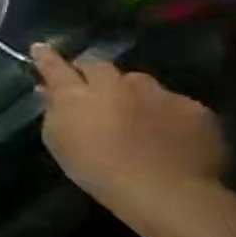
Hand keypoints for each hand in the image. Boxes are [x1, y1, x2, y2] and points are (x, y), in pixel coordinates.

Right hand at [31, 43, 227, 205]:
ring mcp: (160, 95)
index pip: (56, 67)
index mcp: (77, 95)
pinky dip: (164, 109)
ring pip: (139, 81)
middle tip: (90, 88)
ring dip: (131, 90)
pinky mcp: (195, 108)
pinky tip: (165, 129)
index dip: (47, 58)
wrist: (163, 188)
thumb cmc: (94, 167)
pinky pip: (173, 101)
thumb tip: (52, 92)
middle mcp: (117, 86)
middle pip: (100, 67)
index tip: (40, 48)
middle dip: (92, 73)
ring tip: (133, 110)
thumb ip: (55, 111)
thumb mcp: (58, 139)